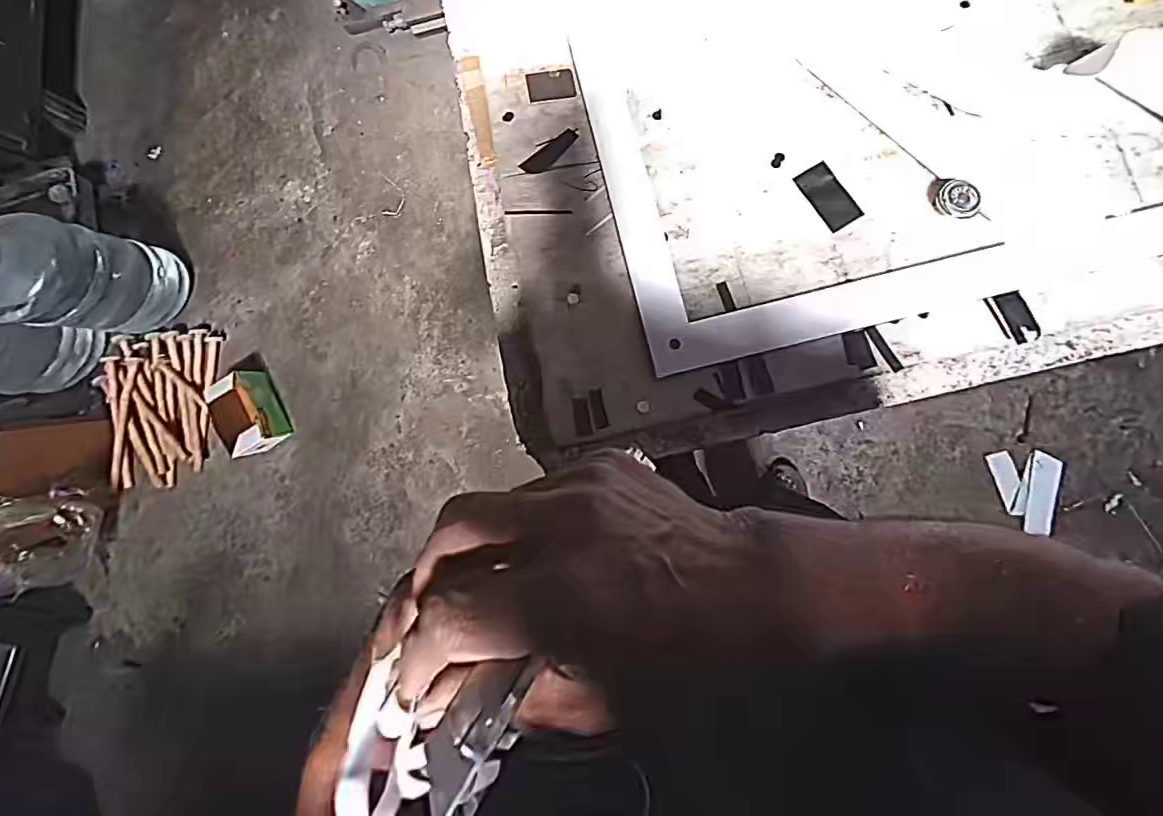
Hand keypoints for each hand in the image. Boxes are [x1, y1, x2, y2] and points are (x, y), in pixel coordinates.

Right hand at [379, 452, 773, 714]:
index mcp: (564, 593)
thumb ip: (516, 693)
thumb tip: (457, 685)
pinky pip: (532, 488)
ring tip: (477, 583)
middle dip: (422, 580)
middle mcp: (567, 525)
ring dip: (468, 548)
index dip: (417, 656)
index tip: (416, 677)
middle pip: (450, 532)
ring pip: (487, 501)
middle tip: (425, 615)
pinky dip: (517, 522)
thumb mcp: (598, 699)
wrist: (746, 583)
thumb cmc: (687, 652)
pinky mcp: (602, 464)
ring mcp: (585, 483)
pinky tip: (533, 550)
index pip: (448, 613)